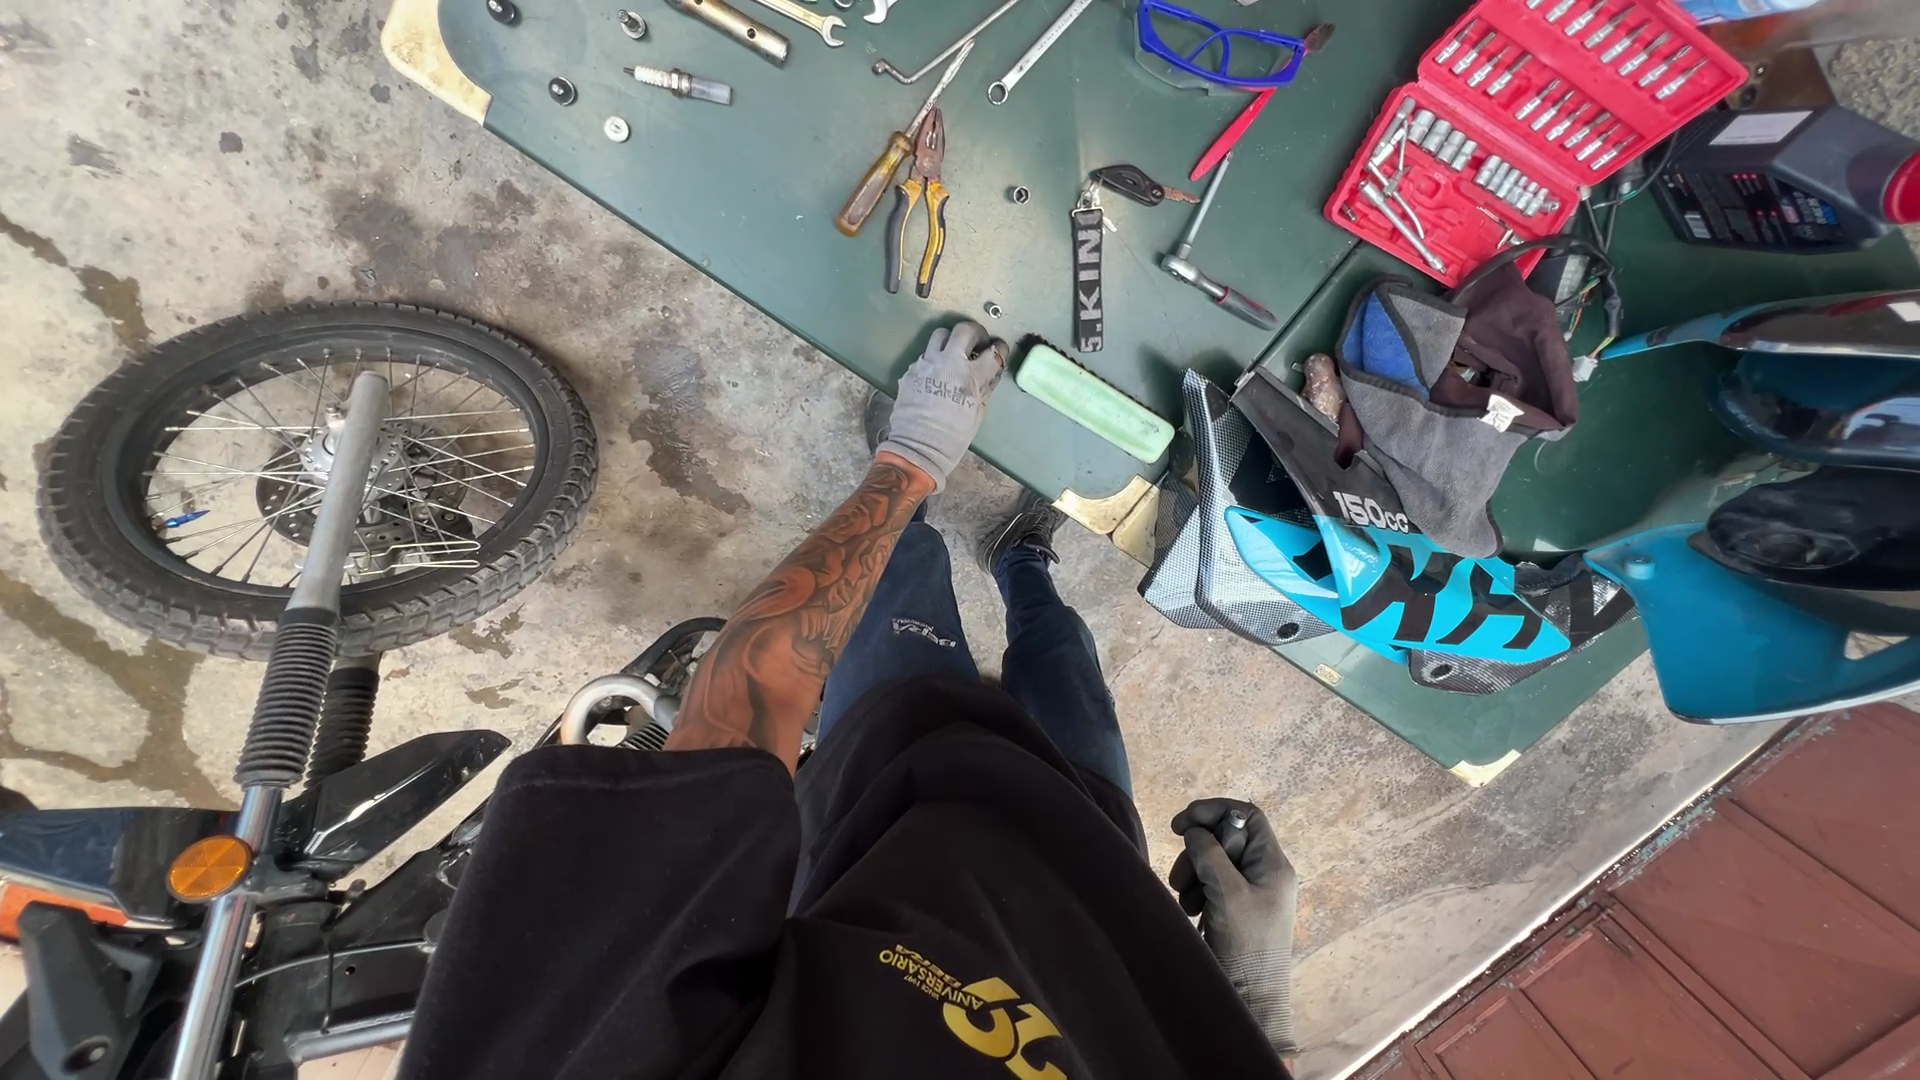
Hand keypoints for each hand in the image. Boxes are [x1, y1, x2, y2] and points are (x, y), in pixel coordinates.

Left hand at [877, 321, 1008, 492]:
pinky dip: (933, 360)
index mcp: (971, 376)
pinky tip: (935, 375)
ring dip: (950, 341)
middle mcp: (949, 363)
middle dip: (975, 333)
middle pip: (965, 330)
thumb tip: (988, 374)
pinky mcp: (911, 371)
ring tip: (953, 354)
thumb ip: (983, 389)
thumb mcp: (977, 413)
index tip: (998, 351)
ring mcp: (927, 364)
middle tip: (977, 344)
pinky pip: (925, 356)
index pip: (994, 352)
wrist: (918, 447)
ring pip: (940, 335)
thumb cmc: (952, 437)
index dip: (999, 350)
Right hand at [1170, 798, 1300, 1056]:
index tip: (1184, 823)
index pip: (1246, 815)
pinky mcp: (1235, 907)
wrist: (1251, 1001)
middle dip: (1197, 850)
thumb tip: (1195, 830)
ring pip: (1212, 859)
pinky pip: (1210, 882)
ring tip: (1185, 898)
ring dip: (1192, 872)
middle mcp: (1263, 872)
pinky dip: (1195, 889)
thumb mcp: (1228, 893)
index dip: (1214, 810)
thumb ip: (1211, 854)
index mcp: (1272, 864)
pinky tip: (1191, 910)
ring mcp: (1250, 890)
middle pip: (1224, 837)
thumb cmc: (1247, 946)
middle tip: (1181, 875)